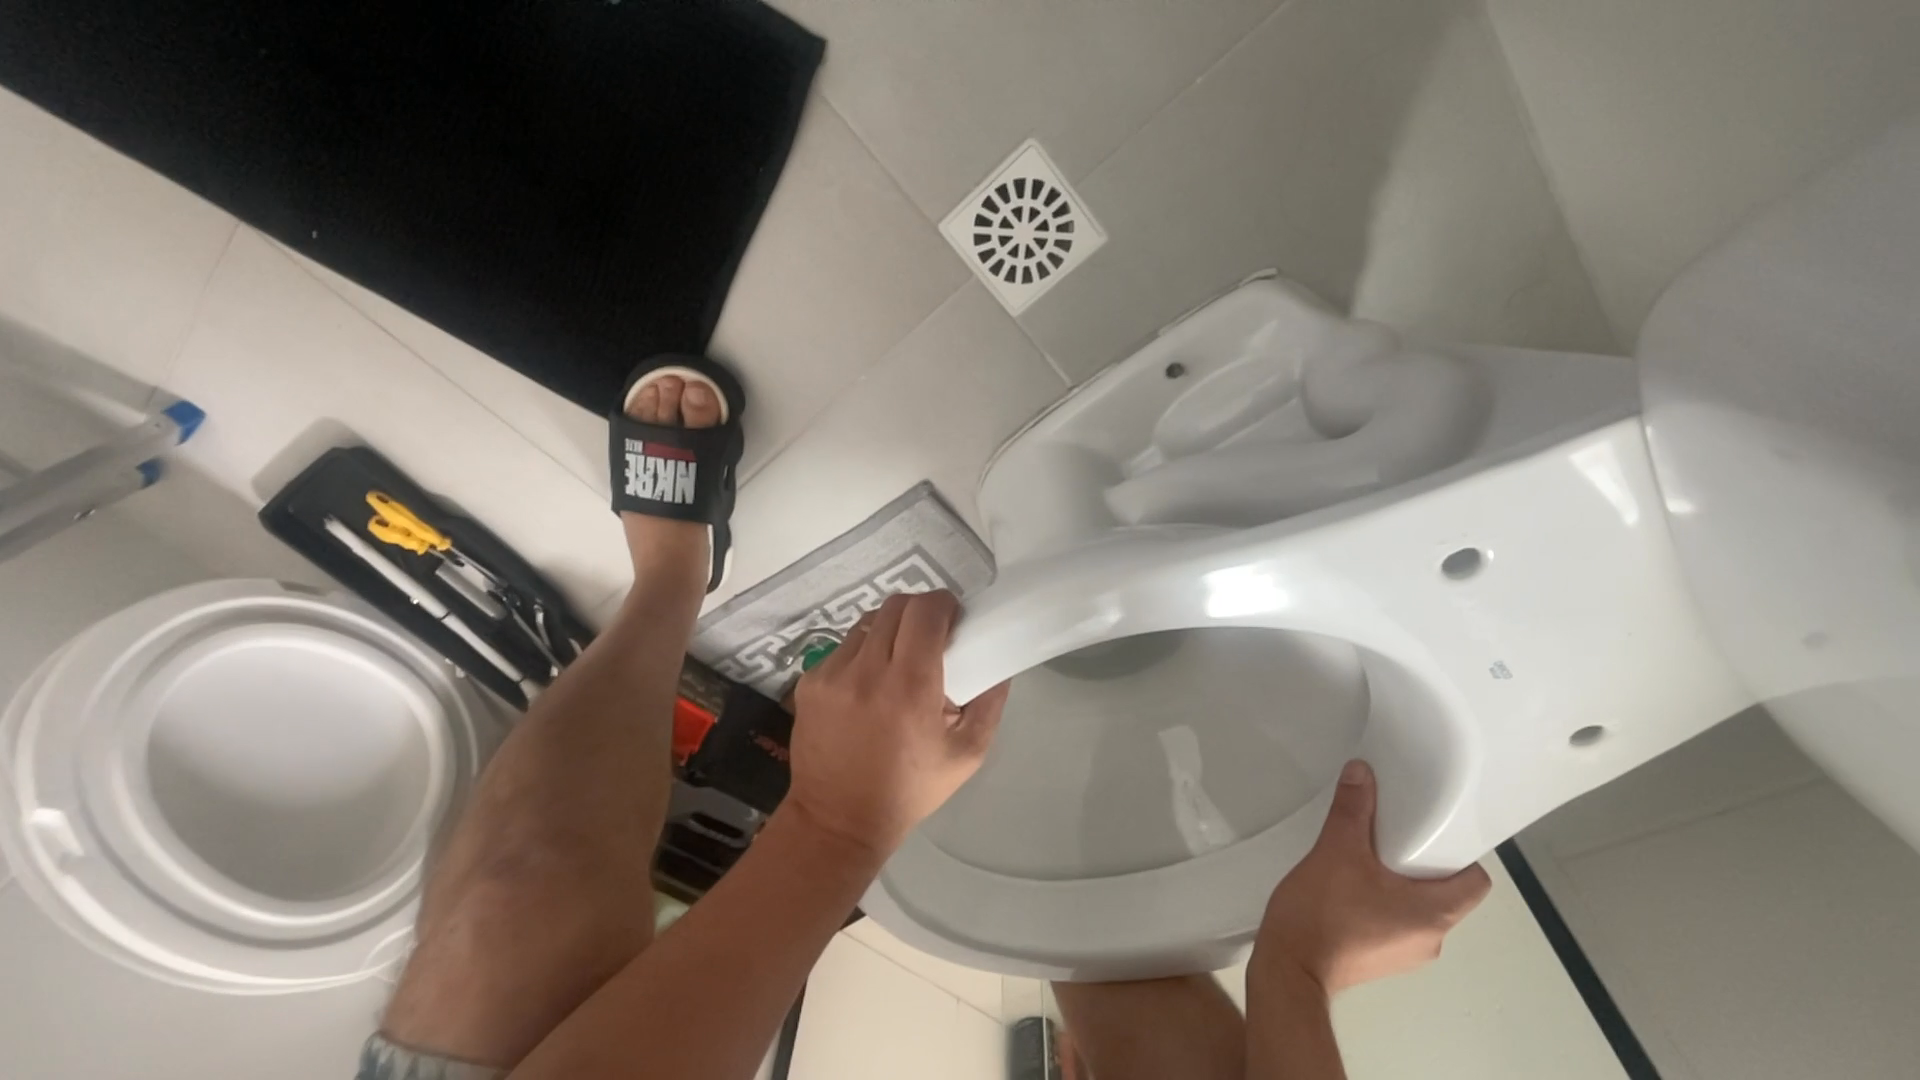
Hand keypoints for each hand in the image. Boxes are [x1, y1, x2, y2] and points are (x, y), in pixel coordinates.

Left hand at [786, 590, 1010, 858]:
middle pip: (896, 606)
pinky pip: (844, 647)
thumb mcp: (967, 754)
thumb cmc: (910, 789)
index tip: (954, 621)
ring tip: (899, 660)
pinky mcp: (809, 683)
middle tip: (933, 636)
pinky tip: (870, 684)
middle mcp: (866, 672)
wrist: (839, 821)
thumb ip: (989, 702)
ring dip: (890, 630)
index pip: (924, 612)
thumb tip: (997, 662)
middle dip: (919, 612)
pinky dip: (863, 653)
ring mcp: (831, 675)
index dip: (944, 605)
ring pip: (867, 622)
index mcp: (910, 687)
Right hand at [1251, 759, 1490, 996]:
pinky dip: (1379, 903)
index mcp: (1436, 915)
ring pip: (1416, 908)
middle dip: (1418, 862)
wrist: (1290, 968)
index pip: (1475, 881)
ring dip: (1396, 884)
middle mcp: (1432, 940)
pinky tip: (1347, 889)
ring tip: (1361, 860)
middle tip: (1387, 836)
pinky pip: (1394, 923)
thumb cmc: (1324, 912)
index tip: (1429, 831)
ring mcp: (1406, 956)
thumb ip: (1352, 810)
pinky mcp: (1380, 960)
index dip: (1457, 852)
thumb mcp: (1336, 850)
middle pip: (1444, 892)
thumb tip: (1361, 771)